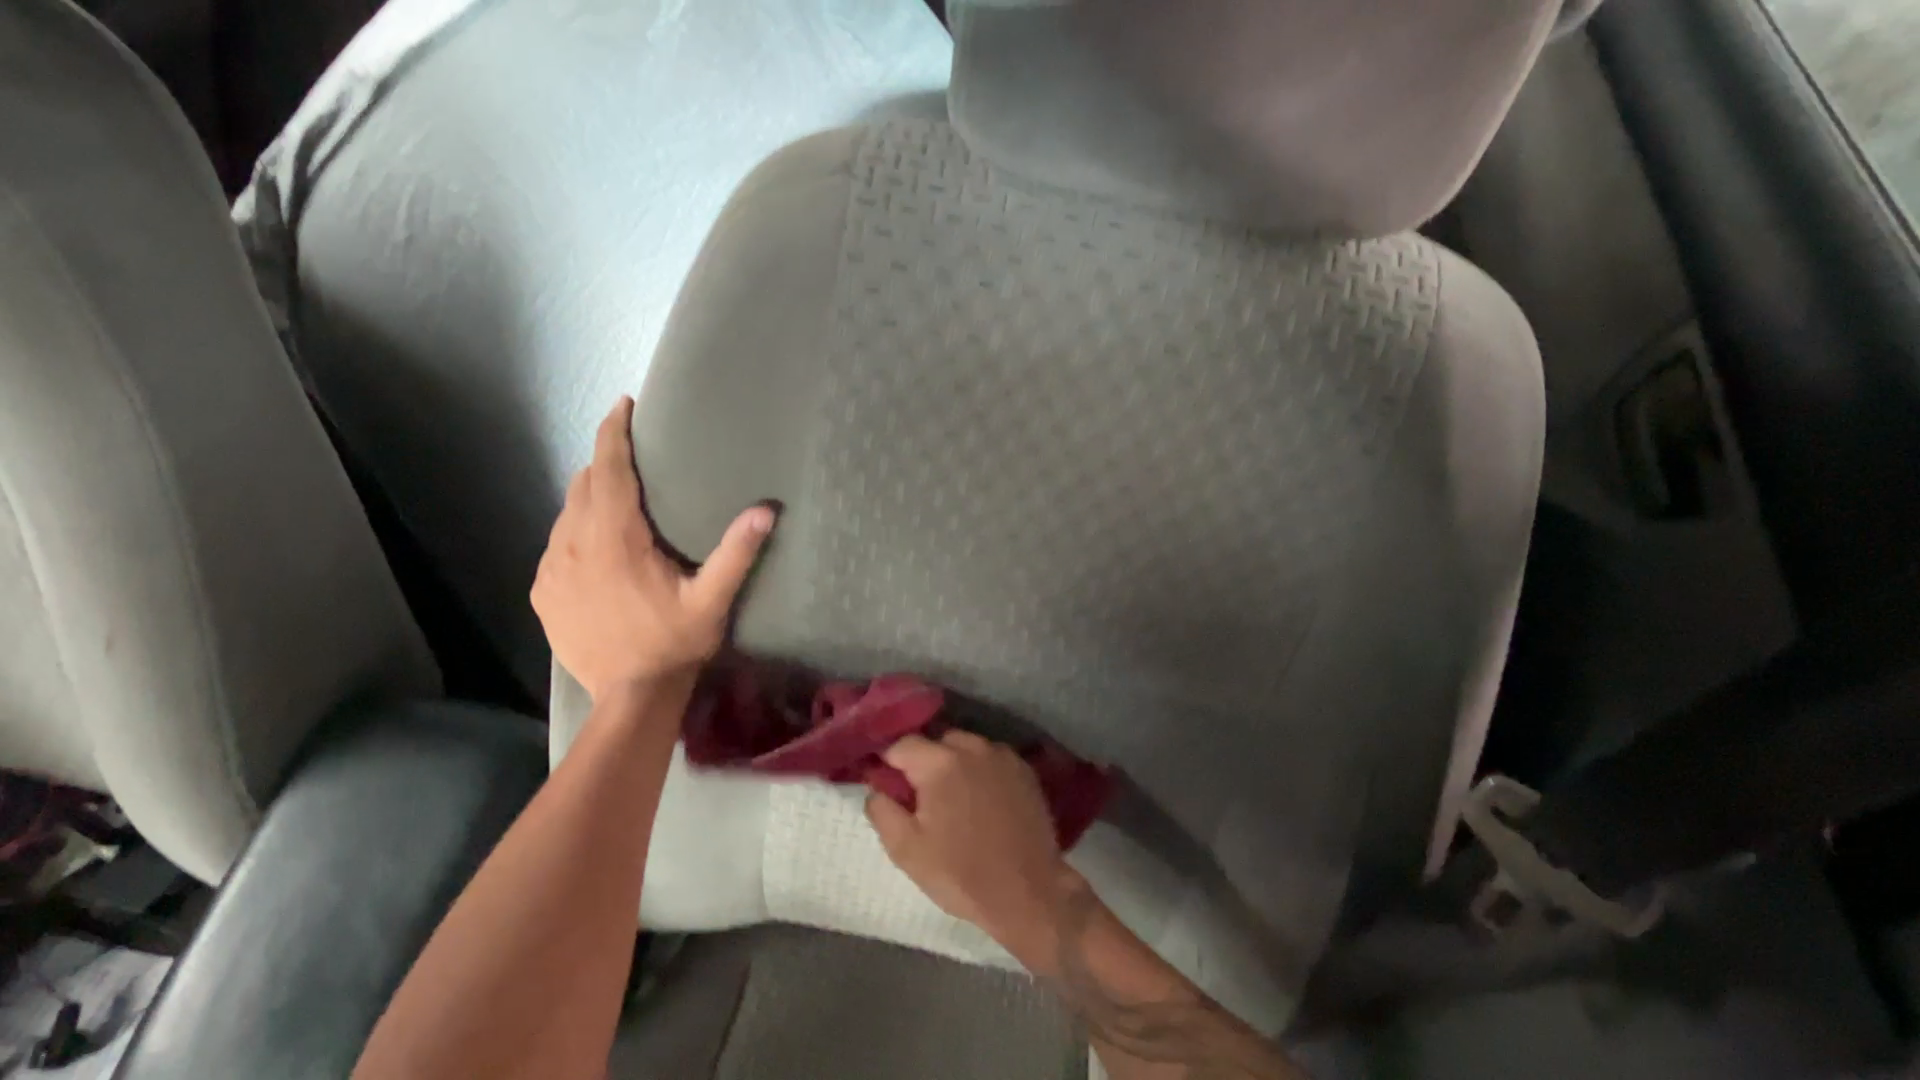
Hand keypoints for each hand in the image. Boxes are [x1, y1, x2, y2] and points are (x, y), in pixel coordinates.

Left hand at [532, 397, 775, 700]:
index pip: (608, 468)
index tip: (622, 405)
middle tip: (632, 462)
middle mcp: (573, 544)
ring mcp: (551, 570)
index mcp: (614, 537)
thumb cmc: (674, 643)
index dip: (613, 432)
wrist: (629, 697)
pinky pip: (556, 546)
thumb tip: (767, 510)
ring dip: (590, 502)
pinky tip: (597, 553)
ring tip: (618, 508)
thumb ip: (736, 553)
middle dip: (605, 465)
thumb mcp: (712, 599)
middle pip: (584, 484)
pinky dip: (575, 537)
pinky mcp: (542, 593)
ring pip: (566, 515)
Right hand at [866, 732, 1080, 957]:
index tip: (889, 788)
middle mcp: (974, 748)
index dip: (889, 765)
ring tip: (955, 802)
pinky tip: (982, 802)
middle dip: (924, 763)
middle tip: (922, 800)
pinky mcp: (1026, 771)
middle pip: (936, 743)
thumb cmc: (961, 874)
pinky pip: (991, 760)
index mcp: (940, 762)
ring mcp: (1004, 757)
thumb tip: (877, 788)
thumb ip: (882, 810)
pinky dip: (981, 772)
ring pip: (966, 748)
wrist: (1028, 893)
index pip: (901, 745)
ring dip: (955, 765)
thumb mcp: (906, 850)